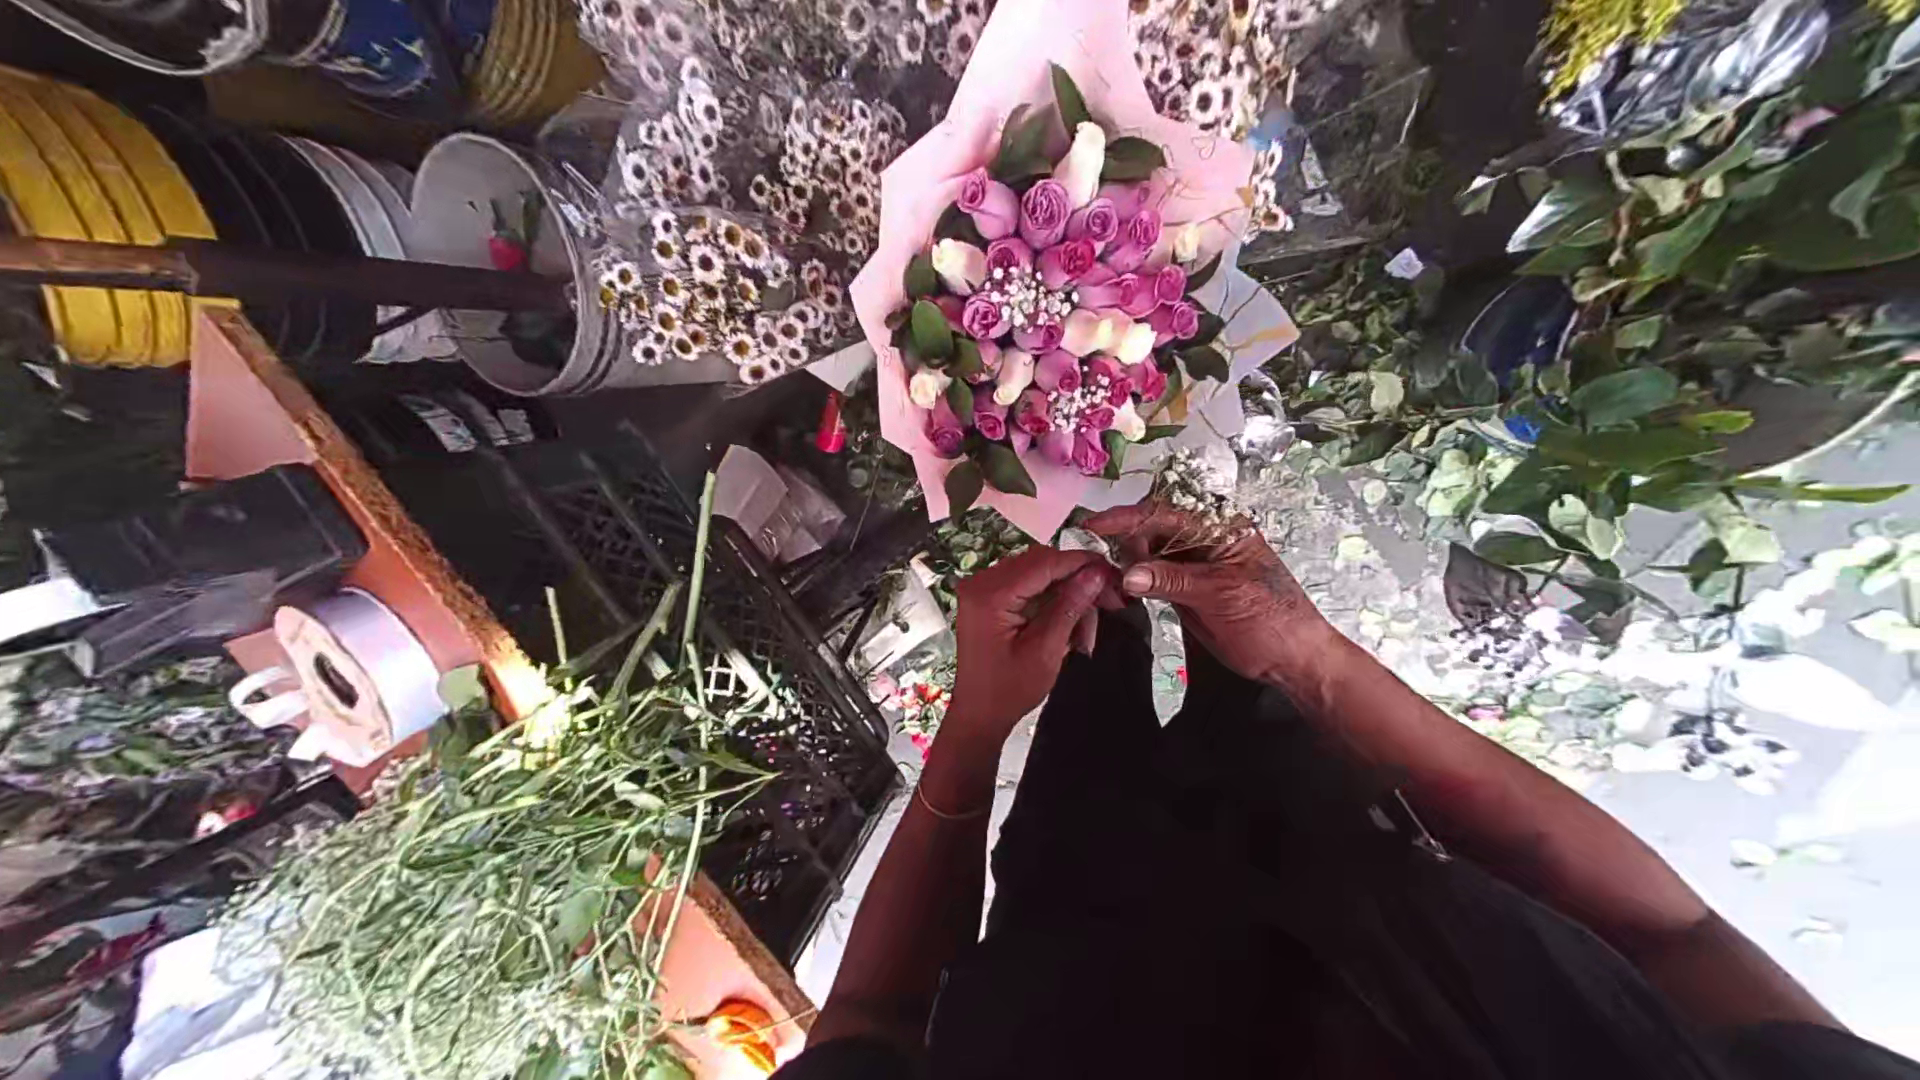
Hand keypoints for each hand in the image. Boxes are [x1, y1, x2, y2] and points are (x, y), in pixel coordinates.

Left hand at [946, 546, 1114, 745]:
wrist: (979, 714)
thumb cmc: (1009, 690)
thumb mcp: (1046, 650)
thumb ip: (1069, 607)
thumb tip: (1096, 573)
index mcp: (989, 594)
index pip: (1043, 563)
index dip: (1081, 563)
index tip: (1113, 571)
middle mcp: (980, 582)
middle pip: (1039, 563)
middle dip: (1075, 579)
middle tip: (1109, 600)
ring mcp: (981, 589)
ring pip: (1036, 573)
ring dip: (1065, 592)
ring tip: (1087, 625)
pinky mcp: (987, 598)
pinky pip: (1025, 586)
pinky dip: (1049, 599)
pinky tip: (1069, 622)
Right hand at [1085, 500, 1331, 684]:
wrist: (1291, 660)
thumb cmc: (1270, 619)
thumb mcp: (1222, 594)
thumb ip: (1174, 580)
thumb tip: (1127, 574)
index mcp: (1219, 528)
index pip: (1166, 513)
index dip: (1129, 517)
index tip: (1095, 524)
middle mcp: (1201, 540)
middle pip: (1150, 528)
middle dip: (1123, 540)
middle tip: (1098, 560)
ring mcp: (1190, 564)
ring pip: (1145, 552)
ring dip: (1124, 563)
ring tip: (1105, 578)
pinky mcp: (1181, 588)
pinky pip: (1149, 577)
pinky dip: (1131, 582)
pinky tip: (1117, 590)